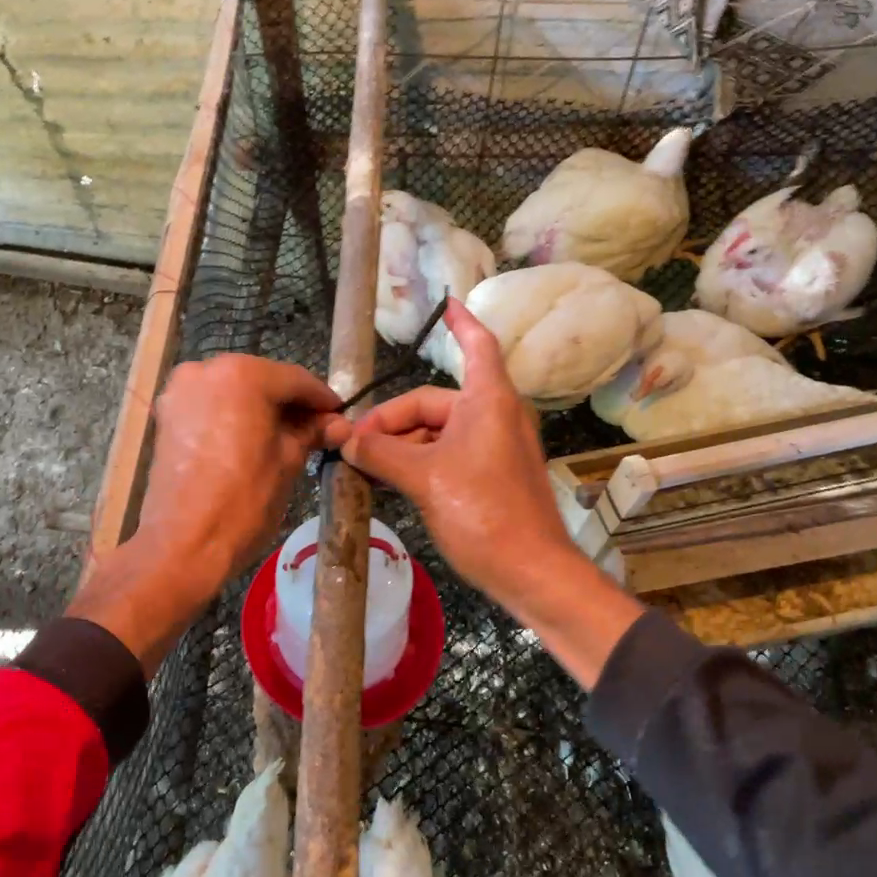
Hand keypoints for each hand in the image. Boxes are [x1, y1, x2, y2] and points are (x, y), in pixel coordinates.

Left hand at [73, 355, 349, 673]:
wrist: (184, 545)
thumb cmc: (244, 502)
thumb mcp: (288, 462)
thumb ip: (310, 433)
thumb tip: (336, 424)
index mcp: (242, 374)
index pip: (295, 379)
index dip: (321, 398)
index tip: (339, 415)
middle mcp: (207, 369)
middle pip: (262, 380)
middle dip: (289, 403)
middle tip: (317, 428)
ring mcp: (181, 391)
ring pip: (234, 391)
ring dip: (260, 409)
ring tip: (288, 437)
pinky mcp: (166, 416)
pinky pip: (211, 406)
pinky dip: (233, 417)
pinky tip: (254, 440)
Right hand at [340, 300, 567, 604]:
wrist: (532, 572)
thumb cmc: (483, 513)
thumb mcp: (423, 479)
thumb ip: (380, 453)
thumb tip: (344, 439)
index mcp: (487, 401)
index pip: (476, 345)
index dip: (460, 323)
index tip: (446, 304)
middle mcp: (494, 416)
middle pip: (432, 401)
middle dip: (390, 420)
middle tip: (352, 445)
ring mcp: (493, 448)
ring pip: (435, 432)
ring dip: (399, 445)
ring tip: (362, 466)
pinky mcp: (490, 477)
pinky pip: (445, 455)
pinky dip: (417, 462)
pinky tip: (386, 480)